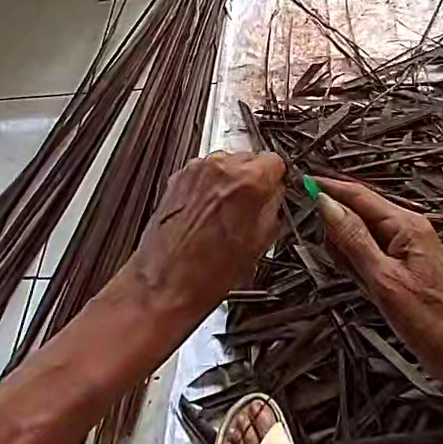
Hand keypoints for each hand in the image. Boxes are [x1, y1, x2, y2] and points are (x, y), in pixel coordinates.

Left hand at [112, 151, 286, 324]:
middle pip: (250, 159)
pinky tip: (209, 214)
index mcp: (248, 181)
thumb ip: (273, 207)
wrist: (165, 284)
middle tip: (252, 207)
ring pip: (226, 163)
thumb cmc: (206, 273)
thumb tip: (275, 194)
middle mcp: (221, 168)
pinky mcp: (178, 178)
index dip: (277, 178)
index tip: (275, 189)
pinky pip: (204, 173)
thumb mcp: (260, 242)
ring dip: (230, 182)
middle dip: (254, 179)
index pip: (275, 161)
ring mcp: (196, 171)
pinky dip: (209, 186)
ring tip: (227, 214)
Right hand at [314, 177, 442, 380]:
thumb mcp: (383, 281)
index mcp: (409, 227)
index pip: (359, 194)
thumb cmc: (435, 325)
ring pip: (365, 235)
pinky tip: (366, 286)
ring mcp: (411, 248)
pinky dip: (362, 265)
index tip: (304, 183)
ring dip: (351, 253)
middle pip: (361, 212)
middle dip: (340, 231)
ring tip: (359, 280)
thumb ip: (353, 239)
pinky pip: (375, 253)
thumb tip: (328, 206)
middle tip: (336, 257)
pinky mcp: (409, 266)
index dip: (329, 188)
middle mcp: (412, 231)